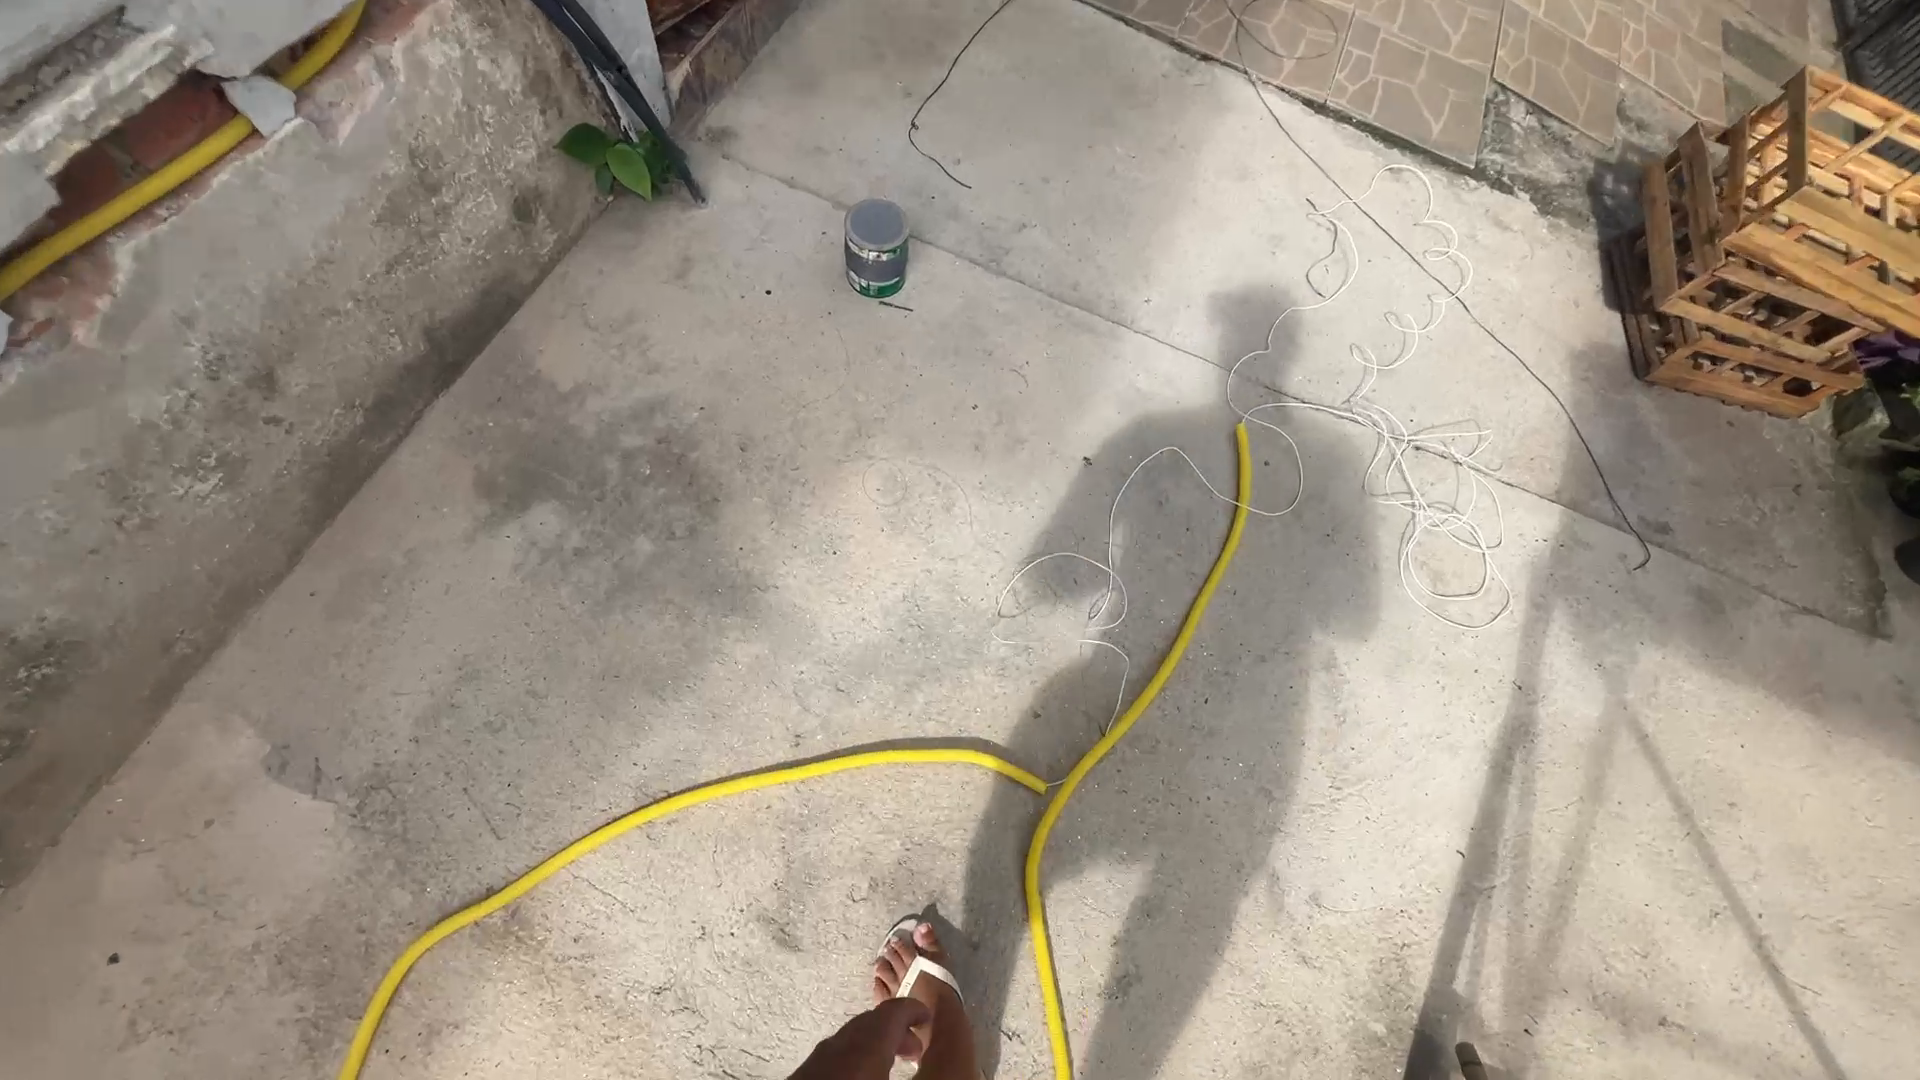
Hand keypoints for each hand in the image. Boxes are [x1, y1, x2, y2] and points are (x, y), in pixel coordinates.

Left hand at [786, 998, 932, 1079]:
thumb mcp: (886, 1078)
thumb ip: (915, 1075)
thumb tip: (937, 1072)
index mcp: (869, 1042)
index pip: (895, 1011)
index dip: (913, 1011)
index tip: (927, 1018)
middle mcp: (844, 1040)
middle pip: (874, 1021)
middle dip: (897, 1029)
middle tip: (915, 1049)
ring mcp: (821, 1055)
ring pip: (853, 1036)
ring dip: (876, 1043)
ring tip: (891, 1066)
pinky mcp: (806, 1071)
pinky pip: (838, 1053)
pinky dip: (857, 1056)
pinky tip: (860, 1077)